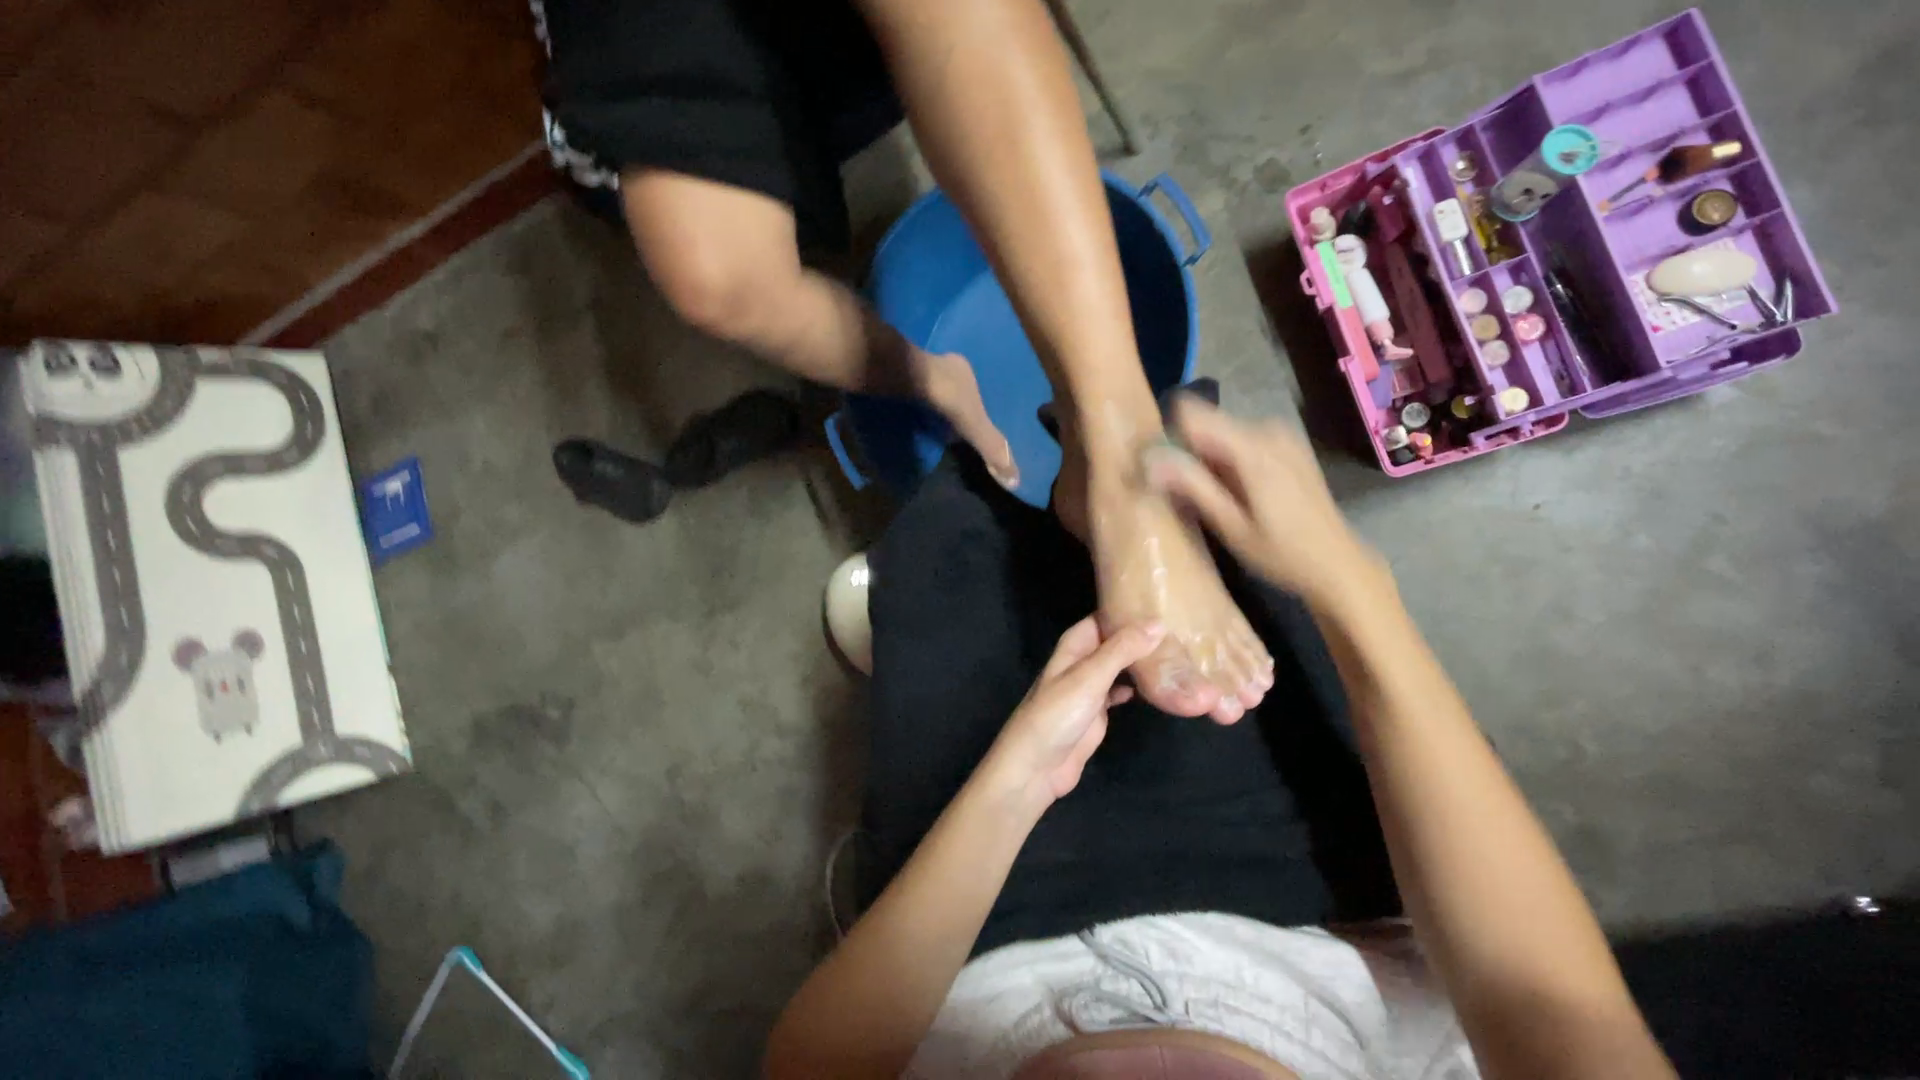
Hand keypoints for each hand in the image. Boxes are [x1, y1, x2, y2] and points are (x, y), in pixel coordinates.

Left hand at [979, 617, 1165, 814]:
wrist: (1037, 767)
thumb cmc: (1057, 715)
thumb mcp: (1090, 676)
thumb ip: (1122, 650)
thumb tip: (1159, 622)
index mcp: (1074, 646)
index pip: (1103, 617)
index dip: (1127, 609)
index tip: (1162, 602)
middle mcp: (1081, 662)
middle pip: (1114, 641)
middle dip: (1140, 636)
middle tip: (1180, 631)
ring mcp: (1089, 688)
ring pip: (1118, 667)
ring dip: (1140, 662)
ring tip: (1177, 653)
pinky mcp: (1096, 713)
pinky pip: (1119, 692)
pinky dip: (1135, 688)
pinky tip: (1157, 686)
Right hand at [1145, 398, 1379, 605]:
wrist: (1338, 564)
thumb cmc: (1282, 553)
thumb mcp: (1232, 526)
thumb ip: (1192, 487)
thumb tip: (1149, 460)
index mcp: (1252, 448)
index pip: (1190, 413)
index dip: (1171, 439)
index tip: (1165, 472)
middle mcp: (1267, 430)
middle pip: (1207, 424)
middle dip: (1190, 455)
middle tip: (1190, 497)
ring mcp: (1281, 436)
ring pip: (1222, 435)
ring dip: (1210, 462)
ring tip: (1217, 501)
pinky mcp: (1287, 446)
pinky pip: (1242, 442)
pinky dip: (1230, 464)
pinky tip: (1238, 496)